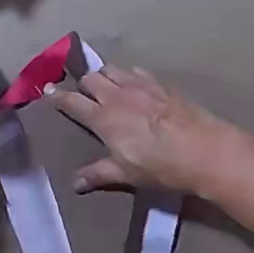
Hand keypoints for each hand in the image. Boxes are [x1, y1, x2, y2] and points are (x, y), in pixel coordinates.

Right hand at [49, 66, 236, 196]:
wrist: (204, 150)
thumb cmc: (161, 166)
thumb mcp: (126, 175)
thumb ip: (99, 174)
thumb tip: (75, 183)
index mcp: (103, 118)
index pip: (73, 102)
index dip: (58, 97)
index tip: (49, 91)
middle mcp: (117, 96)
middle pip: (91, 78)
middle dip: (83, 84)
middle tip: (82, 93)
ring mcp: (140, 86)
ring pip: (112, 69)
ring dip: (105, 75)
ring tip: (106, 85)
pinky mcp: (161, 85)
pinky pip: (138, 72)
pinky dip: (130, 75)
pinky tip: (135, 84)